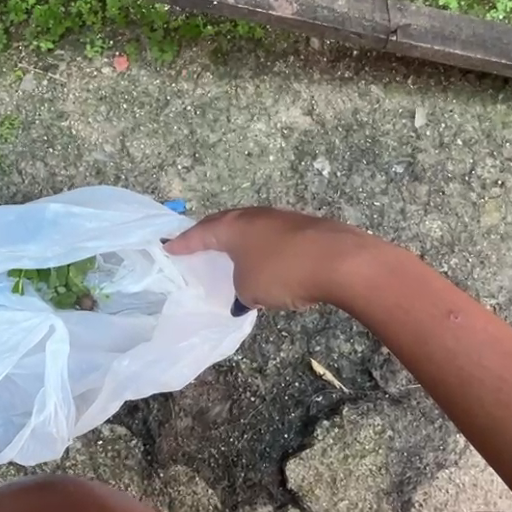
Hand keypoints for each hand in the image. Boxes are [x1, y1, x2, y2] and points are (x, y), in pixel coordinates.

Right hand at [164, 207, 376, 310]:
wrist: (342, 262)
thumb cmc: (283, 273)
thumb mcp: (249, 290)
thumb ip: (240, 291)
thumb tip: (245, 294)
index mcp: (233, 227)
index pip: (200, 233)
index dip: (183, 243)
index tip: (168, 246)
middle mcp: (255, 217)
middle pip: (226, 223)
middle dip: (211, 234)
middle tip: (199, 242)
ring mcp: (284, 219)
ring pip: (254, 229)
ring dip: (243, 242)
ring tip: (236, 255)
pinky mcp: (309, 229)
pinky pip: (278, 239)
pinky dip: (268, 250)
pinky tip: (273, 264)